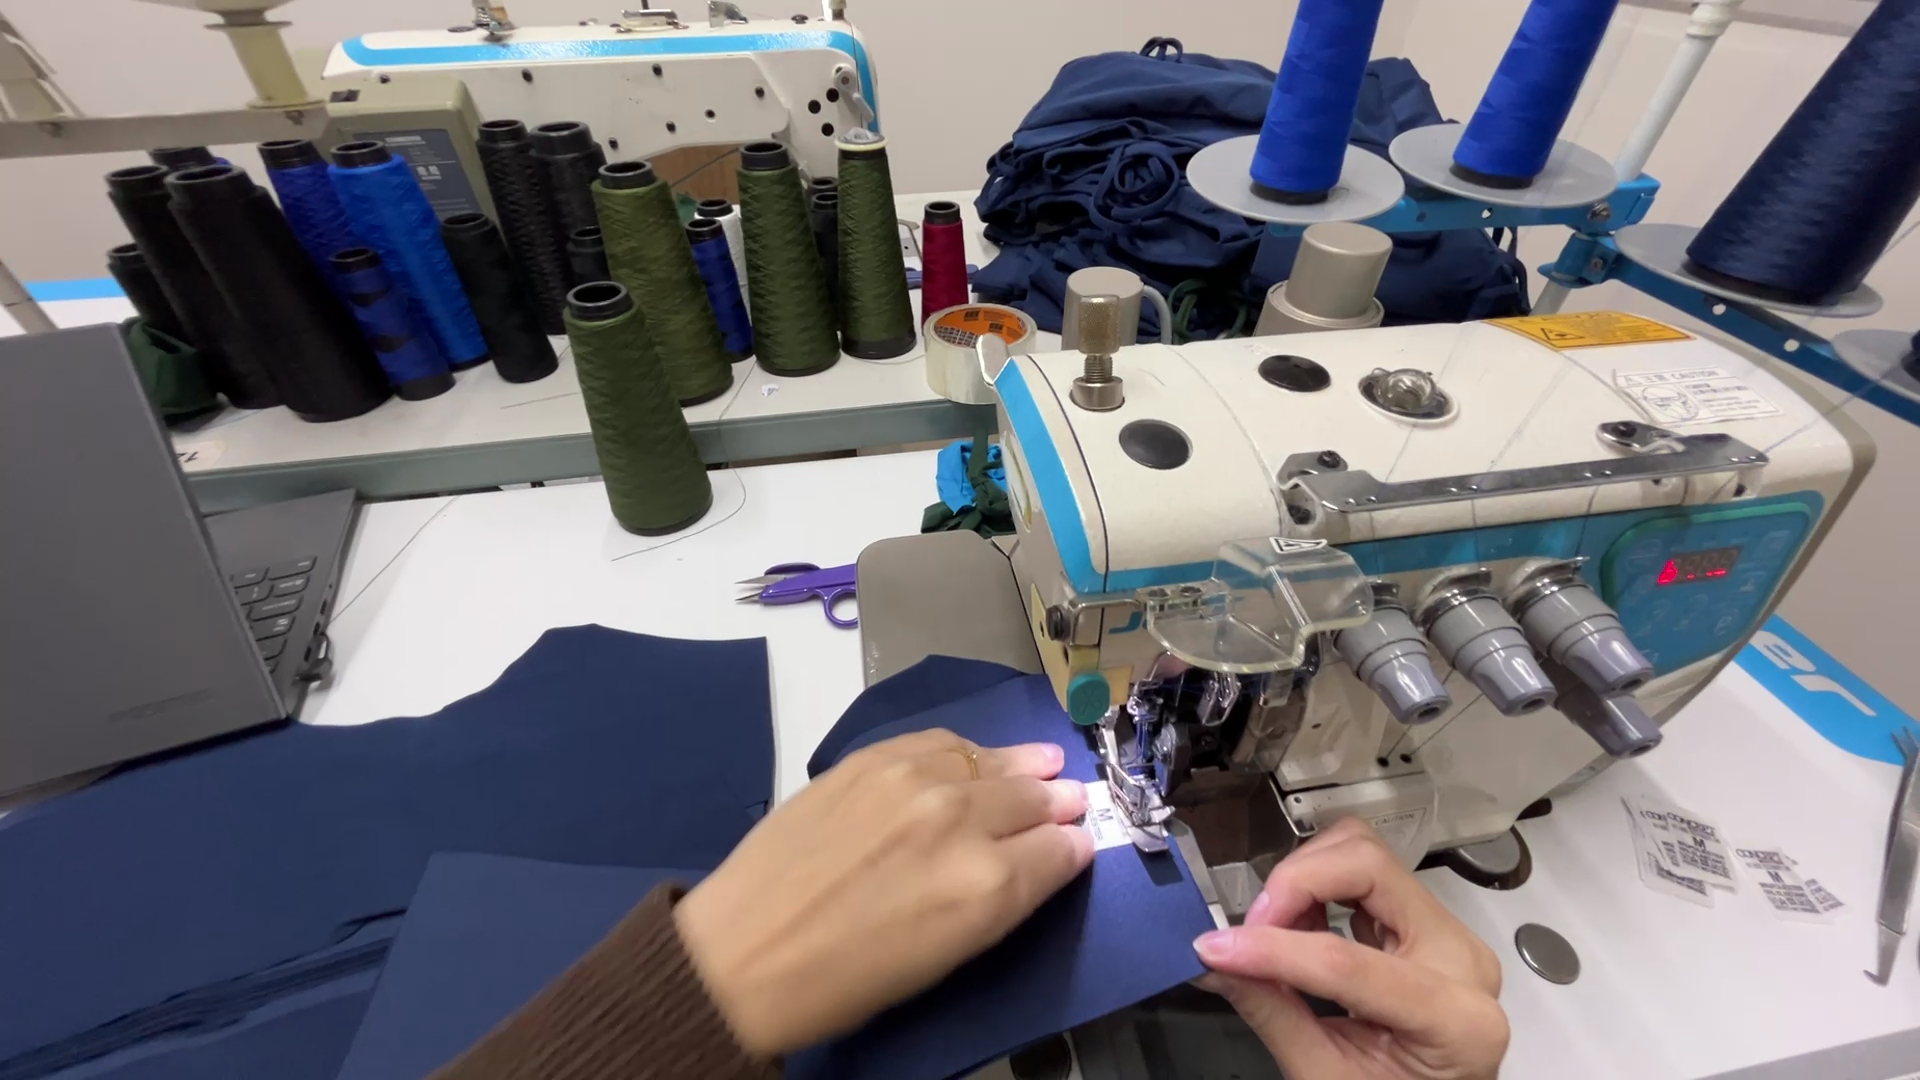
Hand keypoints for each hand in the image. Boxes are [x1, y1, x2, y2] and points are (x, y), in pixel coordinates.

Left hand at [673, 729, 1094, 1056]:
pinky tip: (977, 753)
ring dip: (1023, 764)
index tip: (1080, 839)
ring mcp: (914, 778)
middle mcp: (960, 819)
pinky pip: (940, 741)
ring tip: (1043, 760)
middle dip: (1057, 800)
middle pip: (1031, 798)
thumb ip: (1002, 898)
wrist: (746, 951)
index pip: (1057, 851)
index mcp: (986, 886)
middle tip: (1072, 795)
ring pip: (990, 760)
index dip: (1074, 845)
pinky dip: (968, 748)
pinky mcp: (873, 757)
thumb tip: (1042, 856)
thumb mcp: (946, 956)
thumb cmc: (851, 978)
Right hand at [1193, 817, 1508, 1078]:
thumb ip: (1269, 1013)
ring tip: (1277, 925)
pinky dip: (1313, 879)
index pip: (1347, 960)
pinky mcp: (1417, 916)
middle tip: (1252, 924)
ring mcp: (1441, 929)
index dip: (1273, 947)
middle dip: (1295, 882)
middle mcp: (1459, 957)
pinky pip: (1359, 864)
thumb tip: (1212, 960)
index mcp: (1457, 1021)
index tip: (1216, 946)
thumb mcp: (1326, 1078)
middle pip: (1367, 865)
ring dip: (1303, 875)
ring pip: (1360, 849)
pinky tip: (1299, 922)